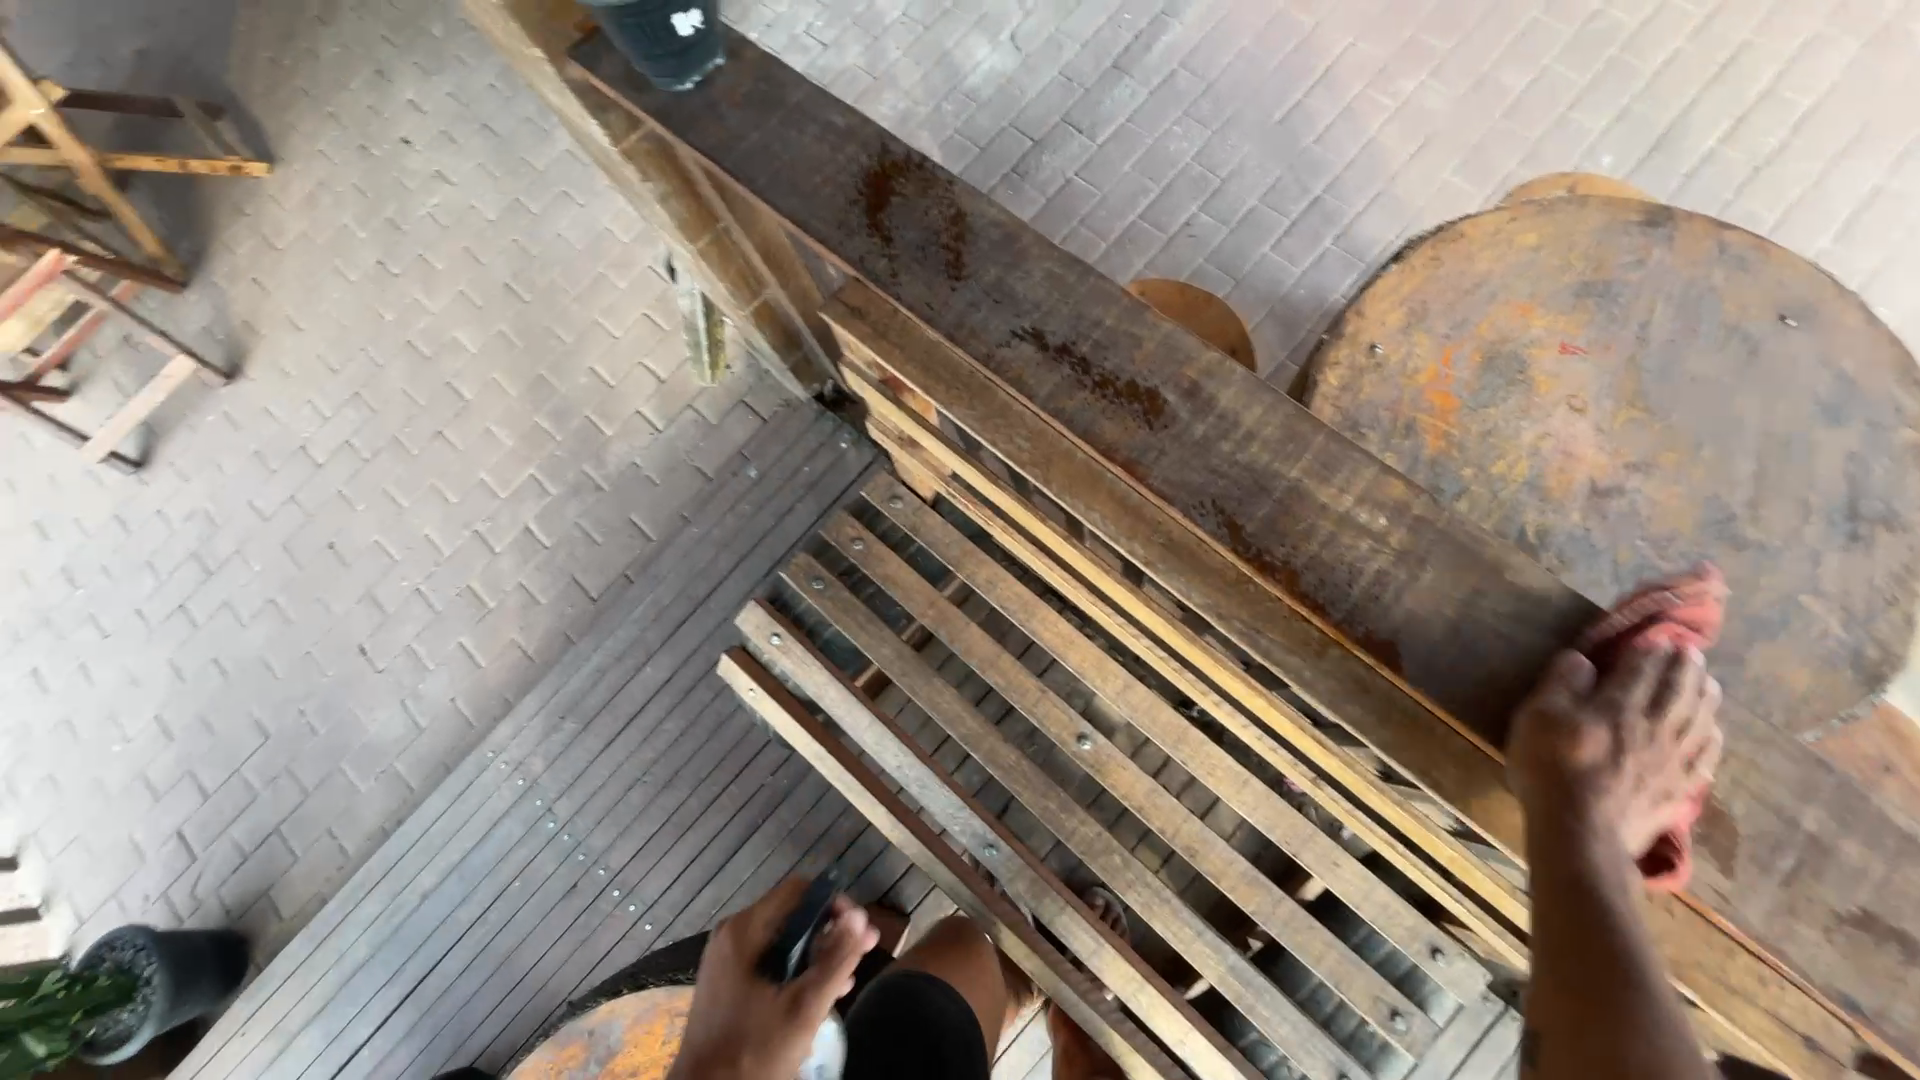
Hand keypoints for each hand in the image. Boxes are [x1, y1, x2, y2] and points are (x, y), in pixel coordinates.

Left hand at [668, 877, 879, 1079]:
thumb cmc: (754, 1050)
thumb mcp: (805, 1006)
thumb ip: (837, 958)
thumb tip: (862, 916)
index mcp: (746, 929)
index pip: (800, 890)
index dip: (834, 905)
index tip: (858, 932)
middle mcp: (734, 934)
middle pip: (793, 914)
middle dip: (829, 934)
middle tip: (859, 958)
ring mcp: (728, 957)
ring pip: (784, 939)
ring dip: (816, 955)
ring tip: (846, 981)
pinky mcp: (728, 980)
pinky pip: (770, 959)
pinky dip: (796, 970)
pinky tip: (818, 994)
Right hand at [1506, 644, 1723, 861]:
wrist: (1581, 831)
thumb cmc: (1550, 767)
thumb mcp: (1537, 717)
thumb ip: (1561, 684)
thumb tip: (1582, 659)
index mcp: (1619, 706)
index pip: (1642, 670)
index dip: (1651, 650)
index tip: (1659, 636)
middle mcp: (1655, 727)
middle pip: (1678, 691)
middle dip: (1685, 668)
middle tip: (1692, 651)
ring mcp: (1673, 760)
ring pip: (1699, 720)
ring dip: (1706, 697)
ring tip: (1710, 681)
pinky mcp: (1679, 788)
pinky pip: (1706, 756)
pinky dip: (1712, 737)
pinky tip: (1714, 730)